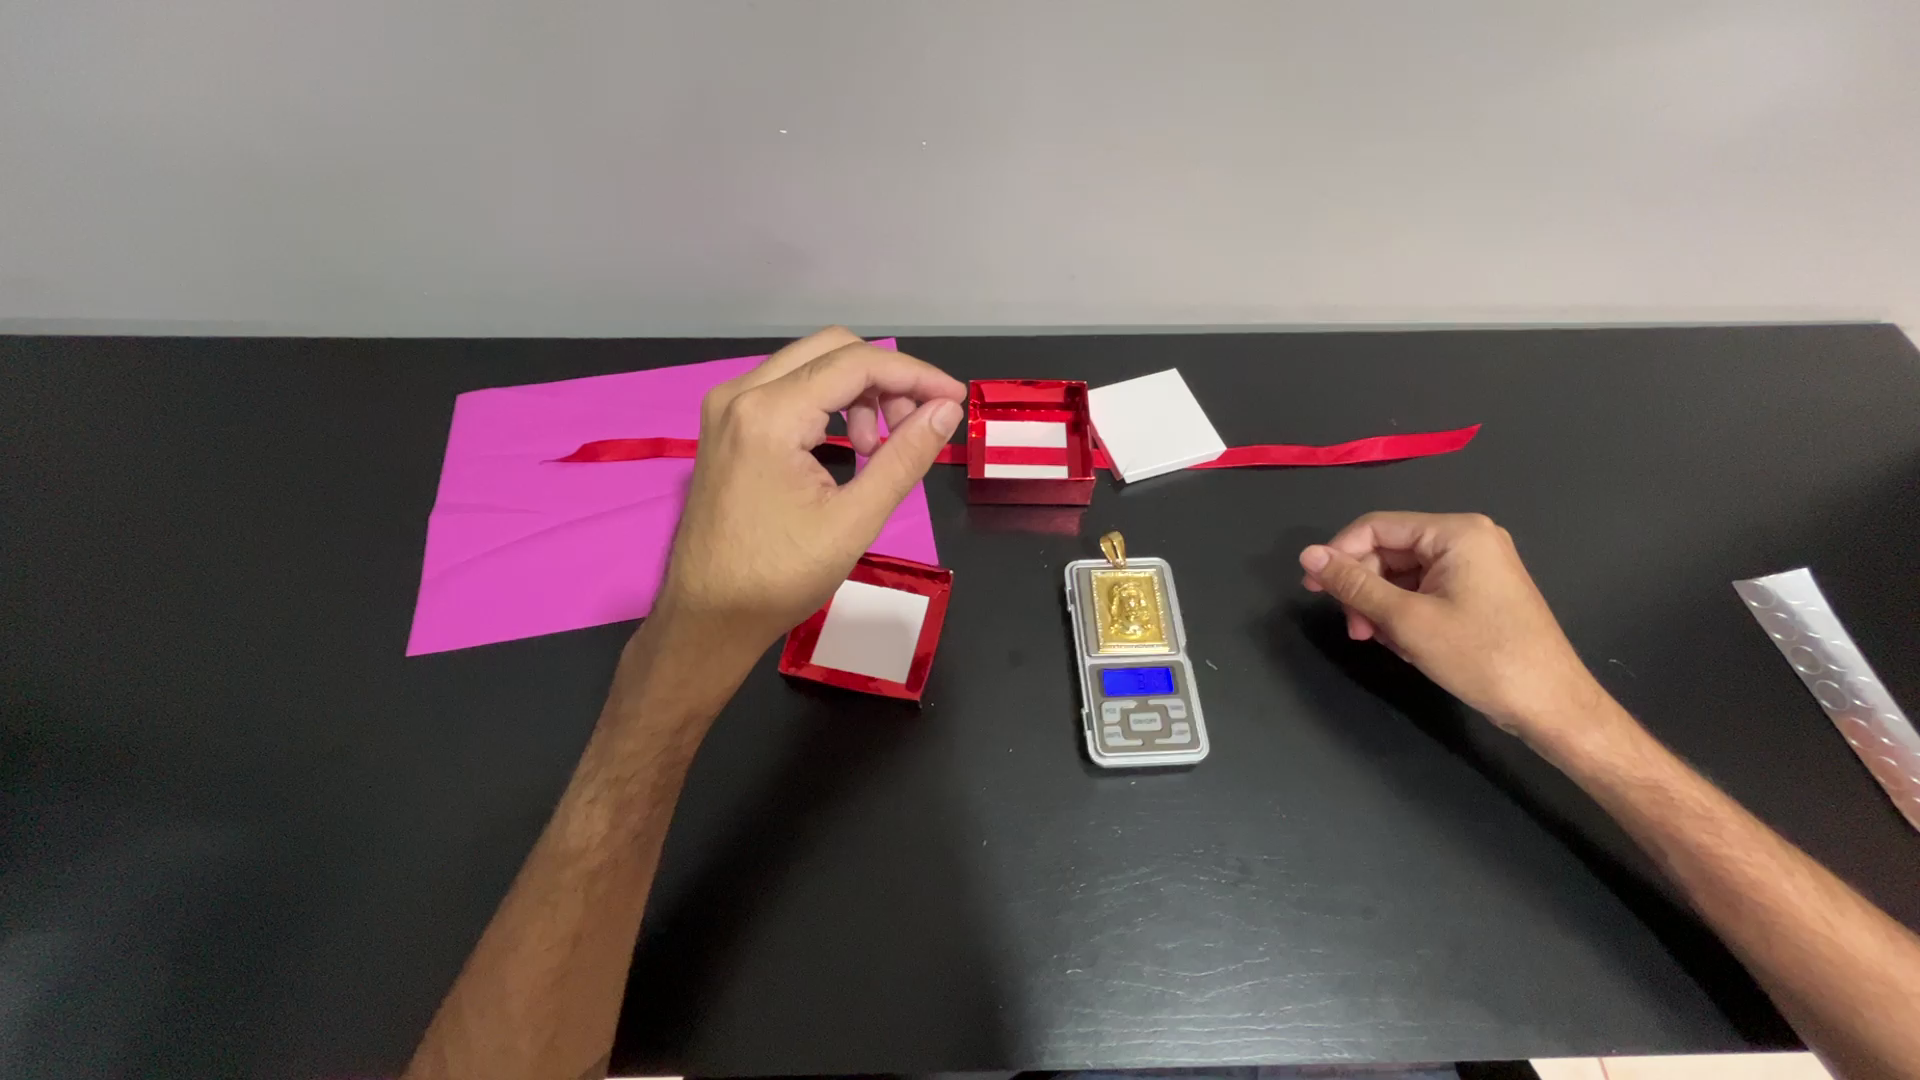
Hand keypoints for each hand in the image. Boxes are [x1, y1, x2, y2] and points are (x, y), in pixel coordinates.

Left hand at [657, 327, 965, 649]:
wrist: (709, 615)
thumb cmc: (780, 577)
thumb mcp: (855, 521)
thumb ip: (904, 459)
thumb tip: (946, 413)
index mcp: (769, 414)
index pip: (856, 363)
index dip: (915, 374)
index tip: (954, 400)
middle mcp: (740, 394)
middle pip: (832, 351)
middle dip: (886, 380)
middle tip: (915, 427)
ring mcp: (727, 408)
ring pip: (810, 367)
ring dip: (857, 394)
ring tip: (876, 451)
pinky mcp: (726, 426)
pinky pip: (788, 391)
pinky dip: (828, 407)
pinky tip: (847, 450)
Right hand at [1298, 512, 1605, 741]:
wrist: (1550, 705)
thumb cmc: (1480, 656)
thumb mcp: (1405, 620)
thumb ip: (1352, 584)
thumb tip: (1306, 555)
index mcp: (1456, 532)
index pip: (1375, 527)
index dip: (1338, 555)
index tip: (1312, 589)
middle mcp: (1467, 539)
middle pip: (1386, 551)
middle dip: (1362, 589)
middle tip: (1354, 629)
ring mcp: (1474, 565)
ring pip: (1400, 574)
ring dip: (1379, 606)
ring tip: (1378, 640)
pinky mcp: (1476, 591)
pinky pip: (1421, 589)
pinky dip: (1402, 613)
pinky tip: (1401, 642)